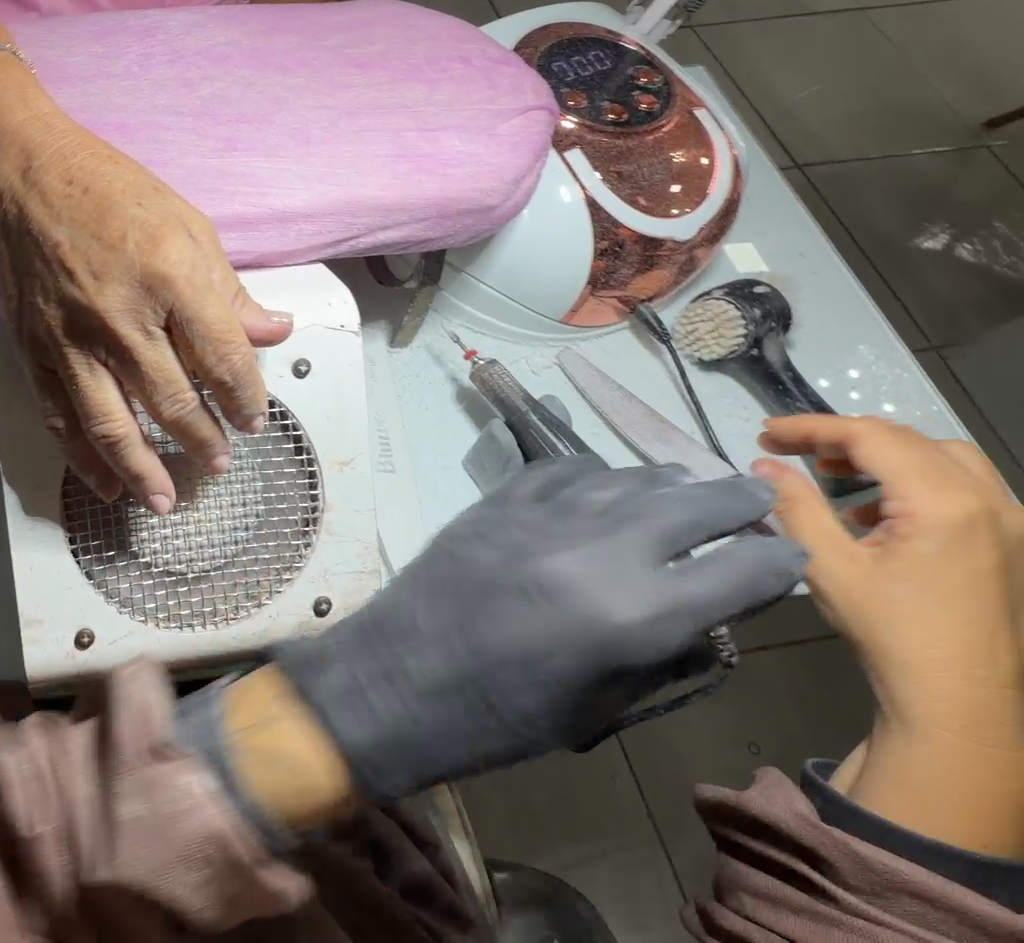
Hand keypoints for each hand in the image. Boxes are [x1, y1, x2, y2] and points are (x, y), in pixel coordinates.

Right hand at [0, 113, 291, 511]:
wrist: (27, 180)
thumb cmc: (113, 193)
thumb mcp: (189, 226)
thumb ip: (229, 290)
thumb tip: (273, 333)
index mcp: (172, 278)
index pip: (222, 358)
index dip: (246, 398)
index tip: (254, 419)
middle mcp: (121, 317)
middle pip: (172, 400)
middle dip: (202, 441)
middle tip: (219, 464)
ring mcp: (72, 341)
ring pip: (112, 424)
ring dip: (142, 470)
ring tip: (166, 501)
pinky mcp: (36, 352)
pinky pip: (61, 418)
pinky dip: (84, 459)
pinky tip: (106, 487)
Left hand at [273, 458, 804, 801]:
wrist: (397, 679)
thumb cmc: (499, 716)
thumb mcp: (600, 702)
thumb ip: (660, 648)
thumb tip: (702, 611)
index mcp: (639, 614)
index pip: (744, 570)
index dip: (778, 562)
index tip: (789, 556)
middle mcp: (600, 551)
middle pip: (694, 504)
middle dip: (736, 501)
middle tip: (755, 499)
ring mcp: (542, 517)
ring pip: (628, 477)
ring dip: (666, 483)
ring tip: (684, 489)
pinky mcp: (495, 503)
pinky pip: (562, 470)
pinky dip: (594, 475)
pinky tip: (602, 485)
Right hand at [756, 416, 1023, 747]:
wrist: (959, 695)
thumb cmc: (889, 629)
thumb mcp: (826, 566)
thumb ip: (795, 507)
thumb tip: (764, 466)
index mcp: (945, 503)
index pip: (874, 437)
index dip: (814, 427)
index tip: (767, 433)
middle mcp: (991, 500)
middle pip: (911, 440)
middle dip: (844, 437)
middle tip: (787, 449)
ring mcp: (1011, 521)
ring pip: (944, 457)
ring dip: (883, 455)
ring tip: (829, 472)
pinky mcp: (1013, 541)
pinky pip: (964, 487)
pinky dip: (914, 480)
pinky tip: (875, 511)